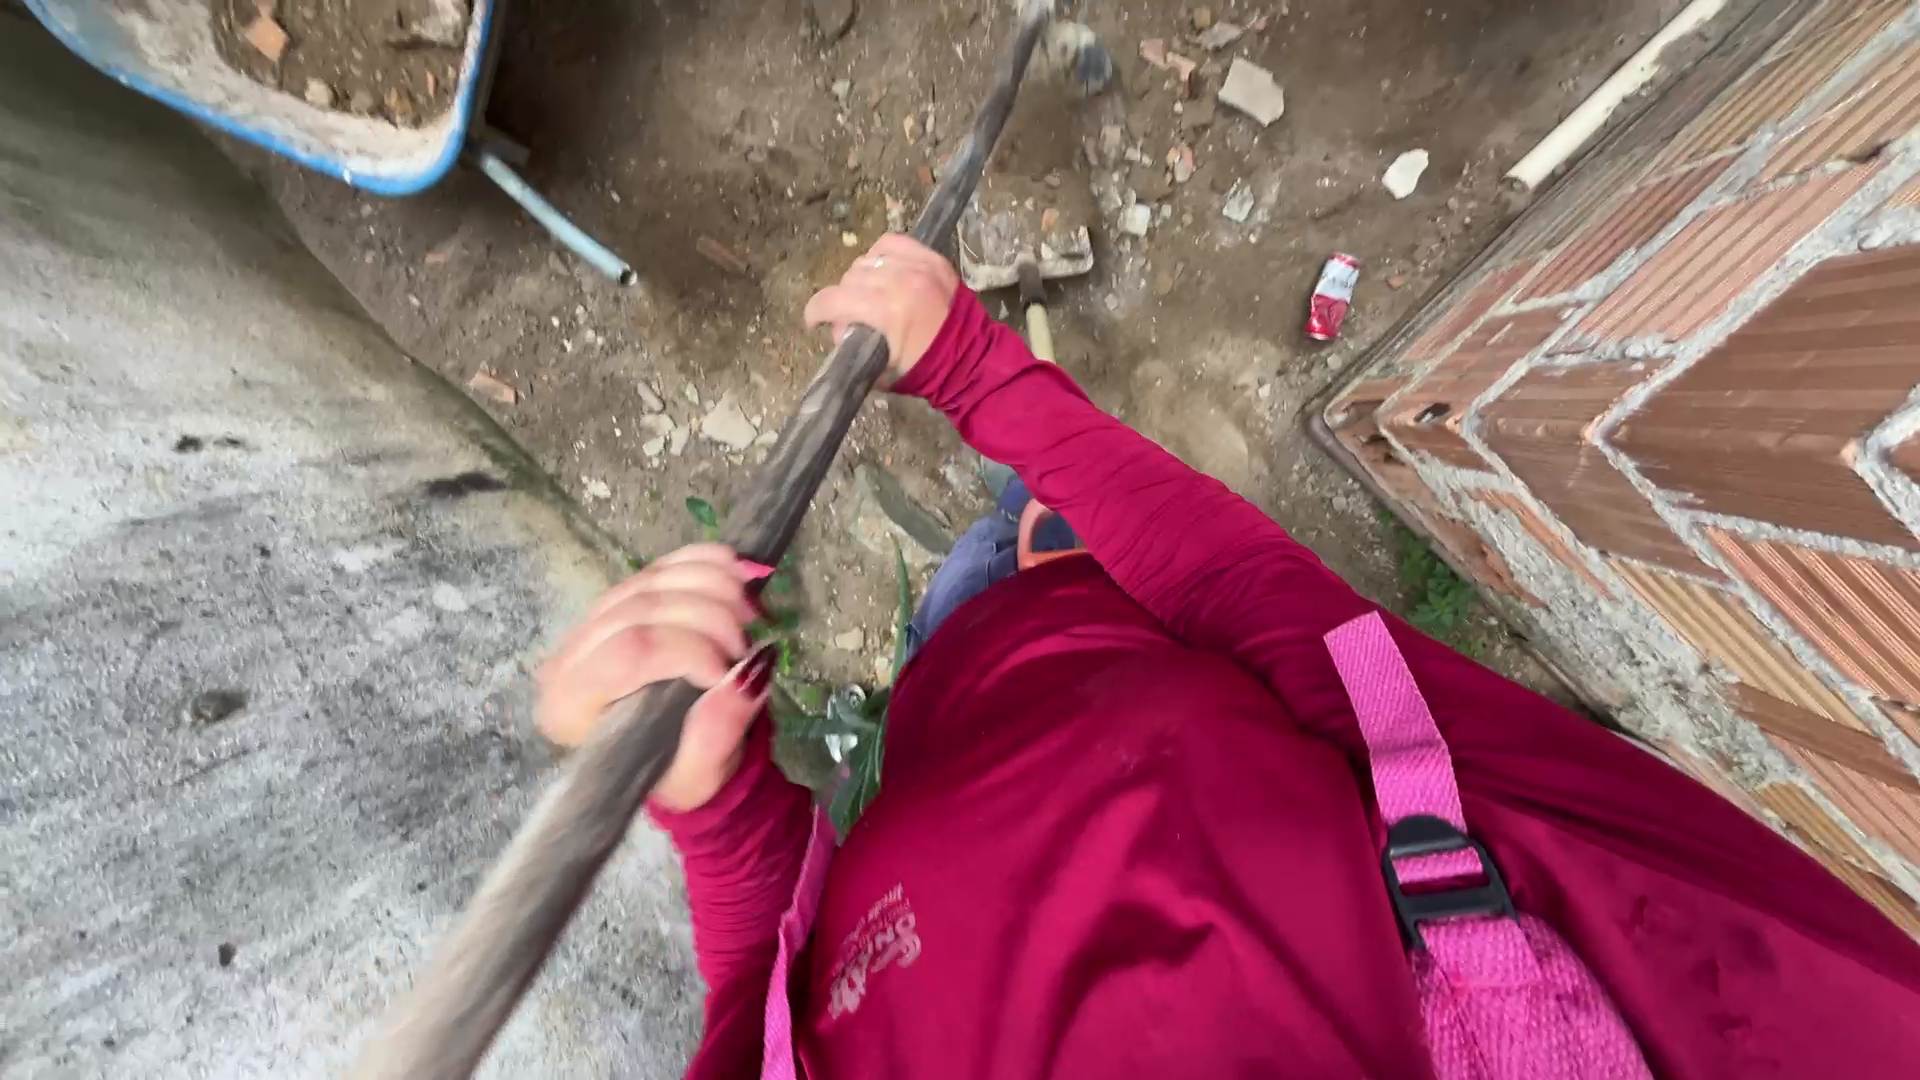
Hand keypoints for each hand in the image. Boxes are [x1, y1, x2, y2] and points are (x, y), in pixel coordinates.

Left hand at [535, 544, 776, 811]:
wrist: (685, 751)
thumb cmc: (682, 769)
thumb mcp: (703, 774)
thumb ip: (718, 734)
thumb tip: (743, 679)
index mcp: (570, 708)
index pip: (627, 653)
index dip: (689, 651)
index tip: (729, 672)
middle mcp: (570, 658)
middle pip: (643, 608)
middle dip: (711, 618)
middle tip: (747, 645)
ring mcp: (597, 620)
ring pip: (656, 579)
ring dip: (716, 587)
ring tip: (751, 618)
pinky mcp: (629, 597)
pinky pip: (667, 564)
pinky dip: (710, 561)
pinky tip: (742, 573)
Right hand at [804, 233, 959, 380]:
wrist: (972, 360)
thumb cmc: (926, 371)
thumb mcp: (881, 371)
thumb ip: (853, 348)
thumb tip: (839, 331)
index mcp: (887, 311)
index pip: (834, 300)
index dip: (815, 311)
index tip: (814, 322)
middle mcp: (900, 281)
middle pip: (849, 280)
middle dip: (843, 301)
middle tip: (851, 319)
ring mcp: (918, 266)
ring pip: (868, 261)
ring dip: (861, 279)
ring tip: (868, 297)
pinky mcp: (932, 259)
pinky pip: (892, 244)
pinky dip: (880, 257)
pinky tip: (881, 272)